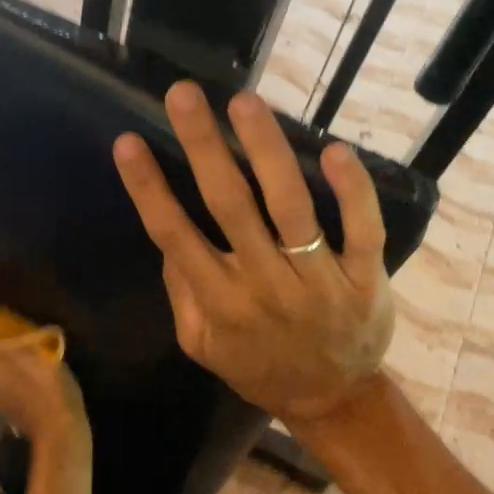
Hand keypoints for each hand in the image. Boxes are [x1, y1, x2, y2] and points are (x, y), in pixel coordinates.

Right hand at [112, 82, 393, 421]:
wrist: (332, 398)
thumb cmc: (258, 366)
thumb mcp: (203, 345)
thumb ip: (183, 295)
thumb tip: (171, 239)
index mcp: (219, 302)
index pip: (174, 236)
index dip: (149, 188)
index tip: (129, 141)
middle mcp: (264, 286)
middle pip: (229, 206)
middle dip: (203, 146)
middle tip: (183, 94)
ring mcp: (318, 281)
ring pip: (291, 207)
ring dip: (267, 151)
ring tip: (244, 104)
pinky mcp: (365, 279)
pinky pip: (361, 229)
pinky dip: (351, 190)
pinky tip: (334, 150)